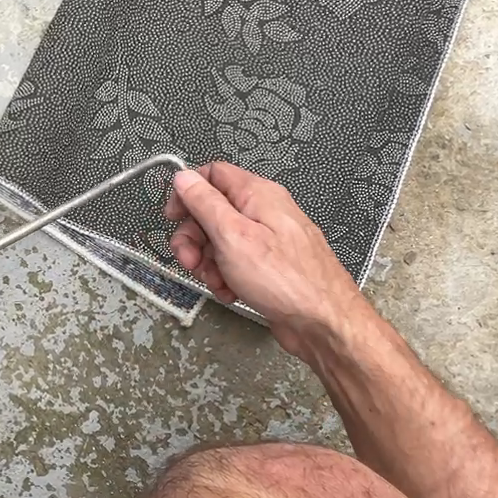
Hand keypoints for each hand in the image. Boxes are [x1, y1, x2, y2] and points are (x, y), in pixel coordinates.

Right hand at [164, 161, 372, 354]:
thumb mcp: (232, 235)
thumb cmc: (287, 281)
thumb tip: (184, 177)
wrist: (323, 323)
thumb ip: (205, 202)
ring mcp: (269, 238)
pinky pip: (236, 261)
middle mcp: (265, 212)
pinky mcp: (270, 263)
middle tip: (190, 259)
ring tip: (215, 280)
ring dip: (208, 261)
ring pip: (221, 239)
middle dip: (194, 237)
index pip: (212, 175)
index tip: (174, 217)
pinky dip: (225, 276)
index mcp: (258, 195)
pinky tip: (231, 290)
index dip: (187, 193)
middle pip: (212, 211)